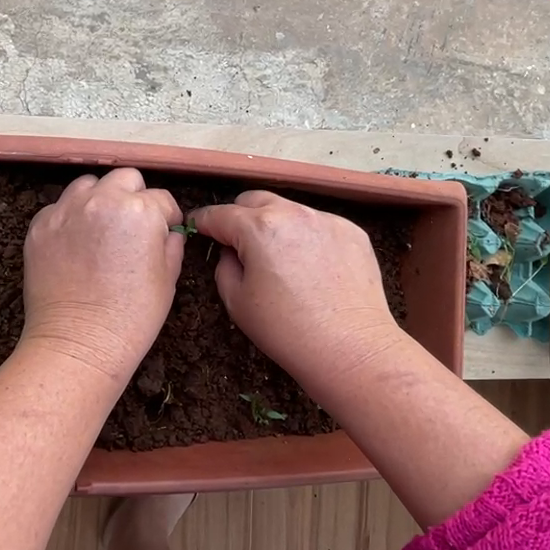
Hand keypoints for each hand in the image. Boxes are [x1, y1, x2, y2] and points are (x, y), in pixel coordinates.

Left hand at [22, 168, 183, 382]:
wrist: (78, 344)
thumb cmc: (130, 318)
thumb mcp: (168, 281)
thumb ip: (171, 246)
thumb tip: (169, 232)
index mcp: (140, 211)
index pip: (161, 198)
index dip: (166, 215)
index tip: (164, 229)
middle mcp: (102, 201)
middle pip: (124, 178)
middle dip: (133, 196)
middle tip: (133, 225)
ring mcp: (67, 211)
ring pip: (88, 185)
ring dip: (99, 199)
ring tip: (101, 228)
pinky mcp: (40, 226)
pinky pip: (59, 207)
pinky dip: (70, 218)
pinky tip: (75, 244)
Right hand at [189, 191, 407, 392]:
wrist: (351, 349)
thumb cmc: (288, 331)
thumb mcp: (237, 303)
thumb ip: (224, 266)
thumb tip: (231, 251)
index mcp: (258, 228)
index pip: (219, 214)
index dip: (203, 221)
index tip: (198, 226)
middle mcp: (292, 213)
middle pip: (254, 200)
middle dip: (240, 216)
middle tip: (240, 244)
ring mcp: (326, 219)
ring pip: (288, 210)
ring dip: (276, 226)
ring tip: (282, 261)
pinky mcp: (352, 231)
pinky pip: (318, 224)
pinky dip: (308, 238)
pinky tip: (313, 269)